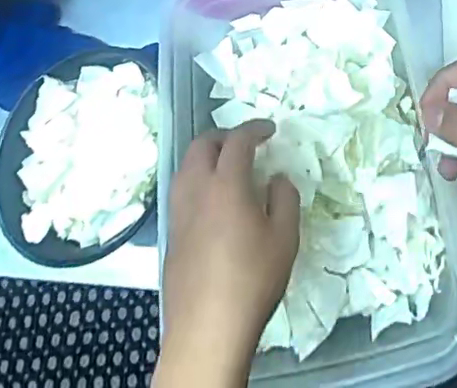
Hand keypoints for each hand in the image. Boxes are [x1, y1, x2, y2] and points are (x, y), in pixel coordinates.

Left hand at [155, 119, 299, 386]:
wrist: (206, 328)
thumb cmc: (251, 279)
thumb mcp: (284, 238)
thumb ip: (285, 199)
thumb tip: (277, 179)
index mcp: (226, 183)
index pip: (237, 140)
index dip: (254, 129)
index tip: (269, 129)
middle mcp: (197, 188)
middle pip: (202, 145)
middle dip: (224, 136)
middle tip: (245, 145)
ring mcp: (179, 210)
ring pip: (186, 165)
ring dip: (206, 156)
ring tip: (227, 168)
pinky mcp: (171, 232)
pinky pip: (181, 189)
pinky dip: (197, 179)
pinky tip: (212, 200)